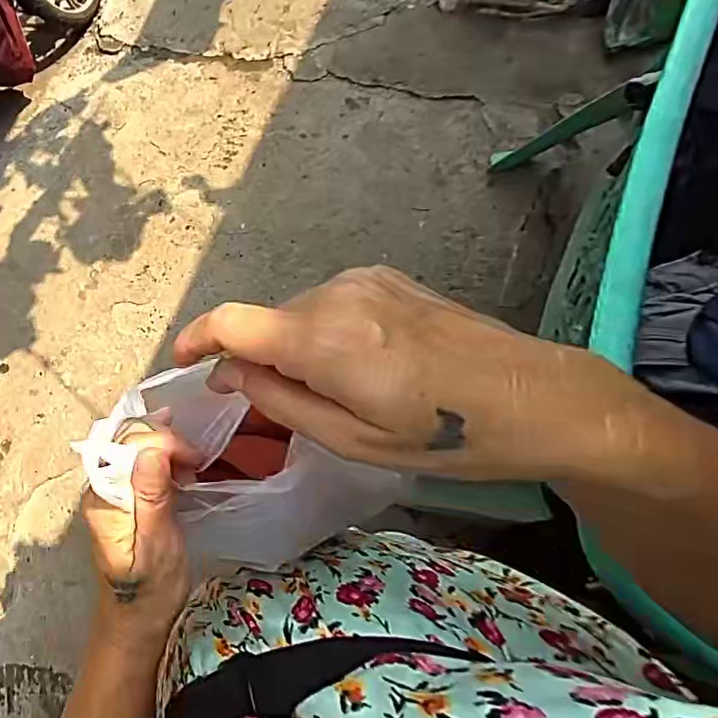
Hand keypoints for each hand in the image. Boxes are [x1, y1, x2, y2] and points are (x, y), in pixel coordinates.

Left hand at [81, 421, 191, 649]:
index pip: (129, 445)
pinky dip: (162, 453)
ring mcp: (110, 486)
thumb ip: (151, 497)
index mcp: (104, 498)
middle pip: (129, 437)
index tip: (194, 459)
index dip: (164, 442)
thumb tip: (152, 451)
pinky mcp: (123, 491)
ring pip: (135, 442)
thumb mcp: (157, 544)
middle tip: (195, 461)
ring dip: (165, 444)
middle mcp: (101, 486)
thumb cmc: (150, 588)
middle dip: (166, 439)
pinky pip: (139, 457)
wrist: (138, 617)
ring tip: (189, 464)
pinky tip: (178, 461)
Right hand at [172, 266, 664, 485]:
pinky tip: (366, 363)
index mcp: (326, 339)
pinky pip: (328, 303)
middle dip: (260, 360)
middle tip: (287, 407)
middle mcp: (336, 294)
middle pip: (266, 322)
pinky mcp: (384, 276)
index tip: (183, 362)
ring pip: (297, 313)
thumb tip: (229, 373)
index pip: (233, 321)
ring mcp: (363, 279)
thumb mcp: (354, 441)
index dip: (196, 338)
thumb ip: (280, 401)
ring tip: (343, 391)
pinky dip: (323, 332)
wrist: (534, 394)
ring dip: (296, 348)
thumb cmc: (445, 436)